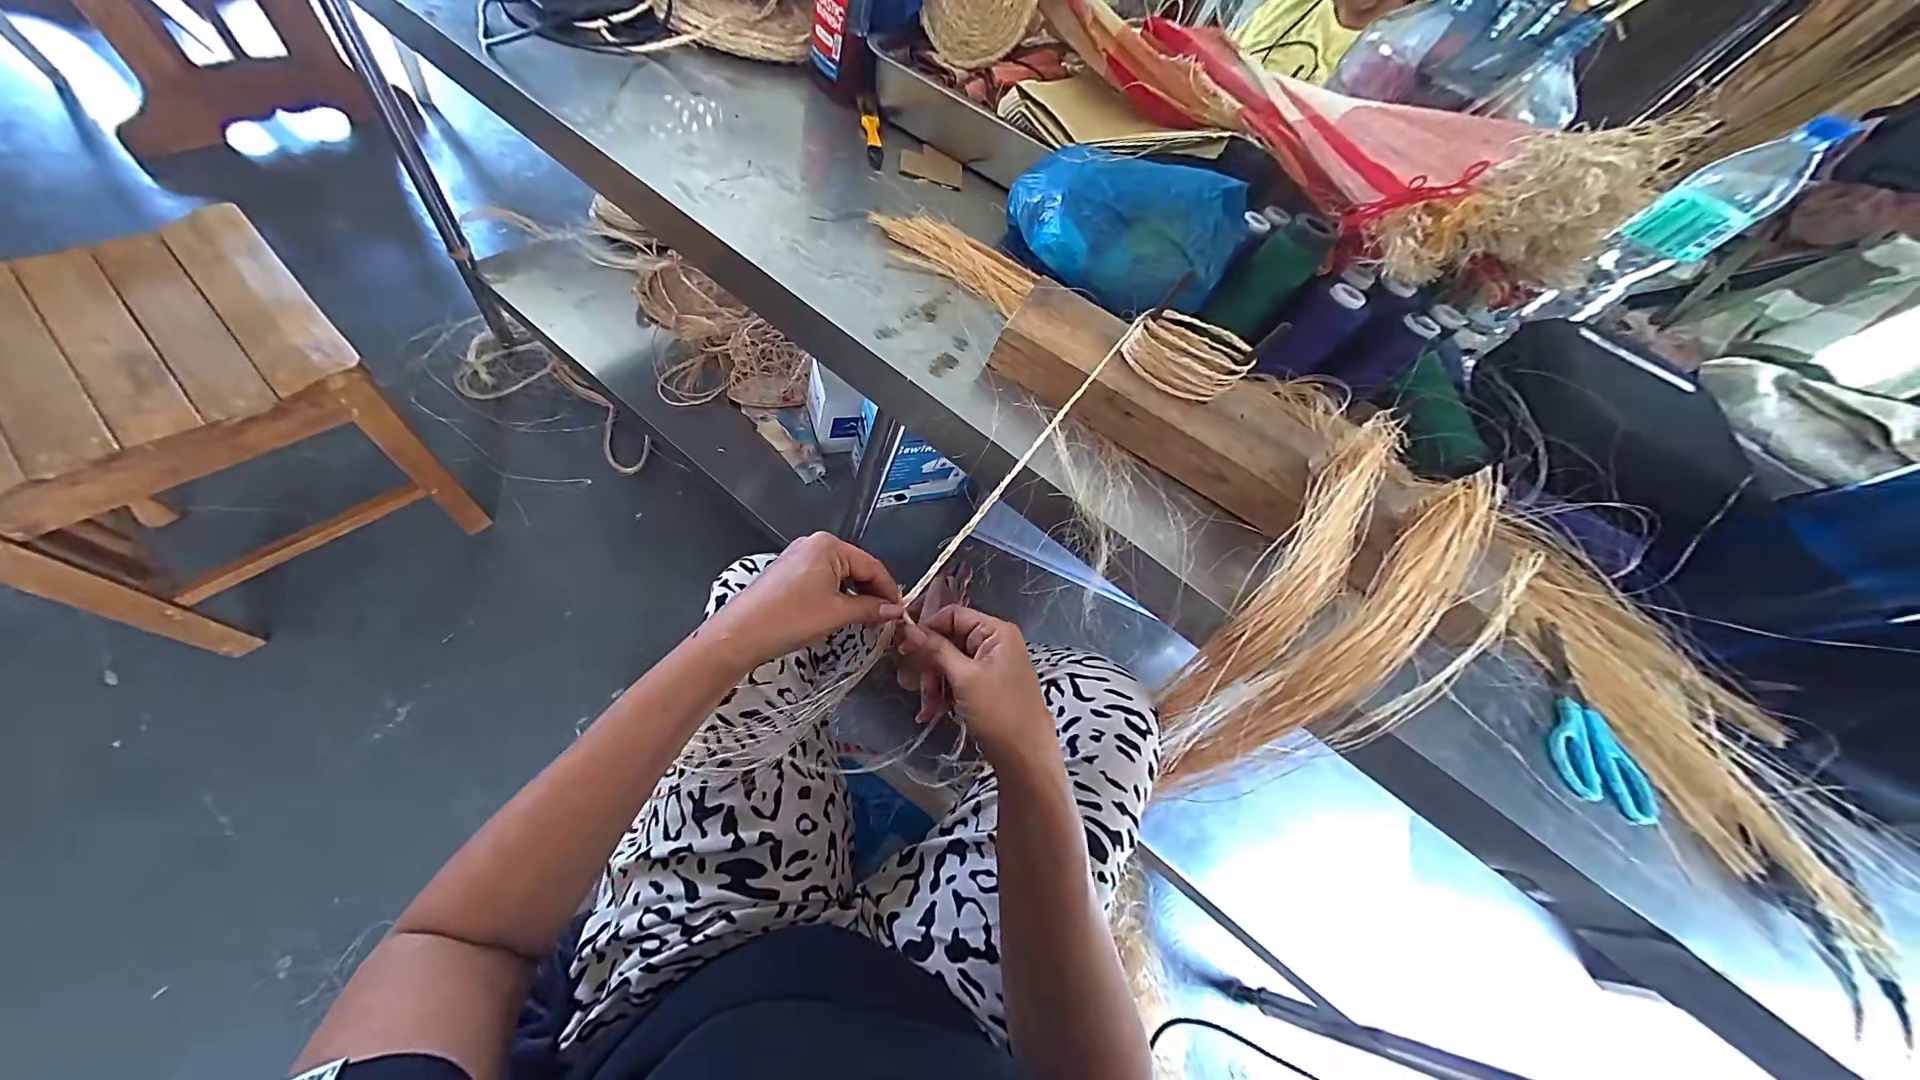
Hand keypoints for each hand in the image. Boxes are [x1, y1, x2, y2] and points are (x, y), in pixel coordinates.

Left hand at [703, 533, 902, 671]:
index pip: (872, 565)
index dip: (889, 590)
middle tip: (884, 617)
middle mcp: (812, 545)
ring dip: (855, 596)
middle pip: (857, 568)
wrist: (739, 636)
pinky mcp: (788, 574)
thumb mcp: (837, 614)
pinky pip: (823, 581)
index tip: (898, 610)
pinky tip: (841, 614)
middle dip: (872, 593)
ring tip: (865, 619)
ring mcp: (798, 558)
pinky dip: (837, 596)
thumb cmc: (783, 619)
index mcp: (827, 546)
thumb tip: (891, 610)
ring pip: (840, 575)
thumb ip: (870, 609)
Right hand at [896, 606, 1060, 771]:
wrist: (1024, 757)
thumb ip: (936, 650)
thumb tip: (907, 628)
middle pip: (948, 640)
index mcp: (996, 631)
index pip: (953, 615)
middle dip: (928, 663)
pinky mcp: (984, 686)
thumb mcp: (964, 678)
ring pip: (948, 662)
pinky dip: (942, 693)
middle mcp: (993, 642)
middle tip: (910, 682)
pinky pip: (955, 679)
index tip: (901, 646)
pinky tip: (932, 711)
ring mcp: (988, 665)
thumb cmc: (999, 712)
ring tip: (928, 705)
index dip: (926, 628)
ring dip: (933, 682)